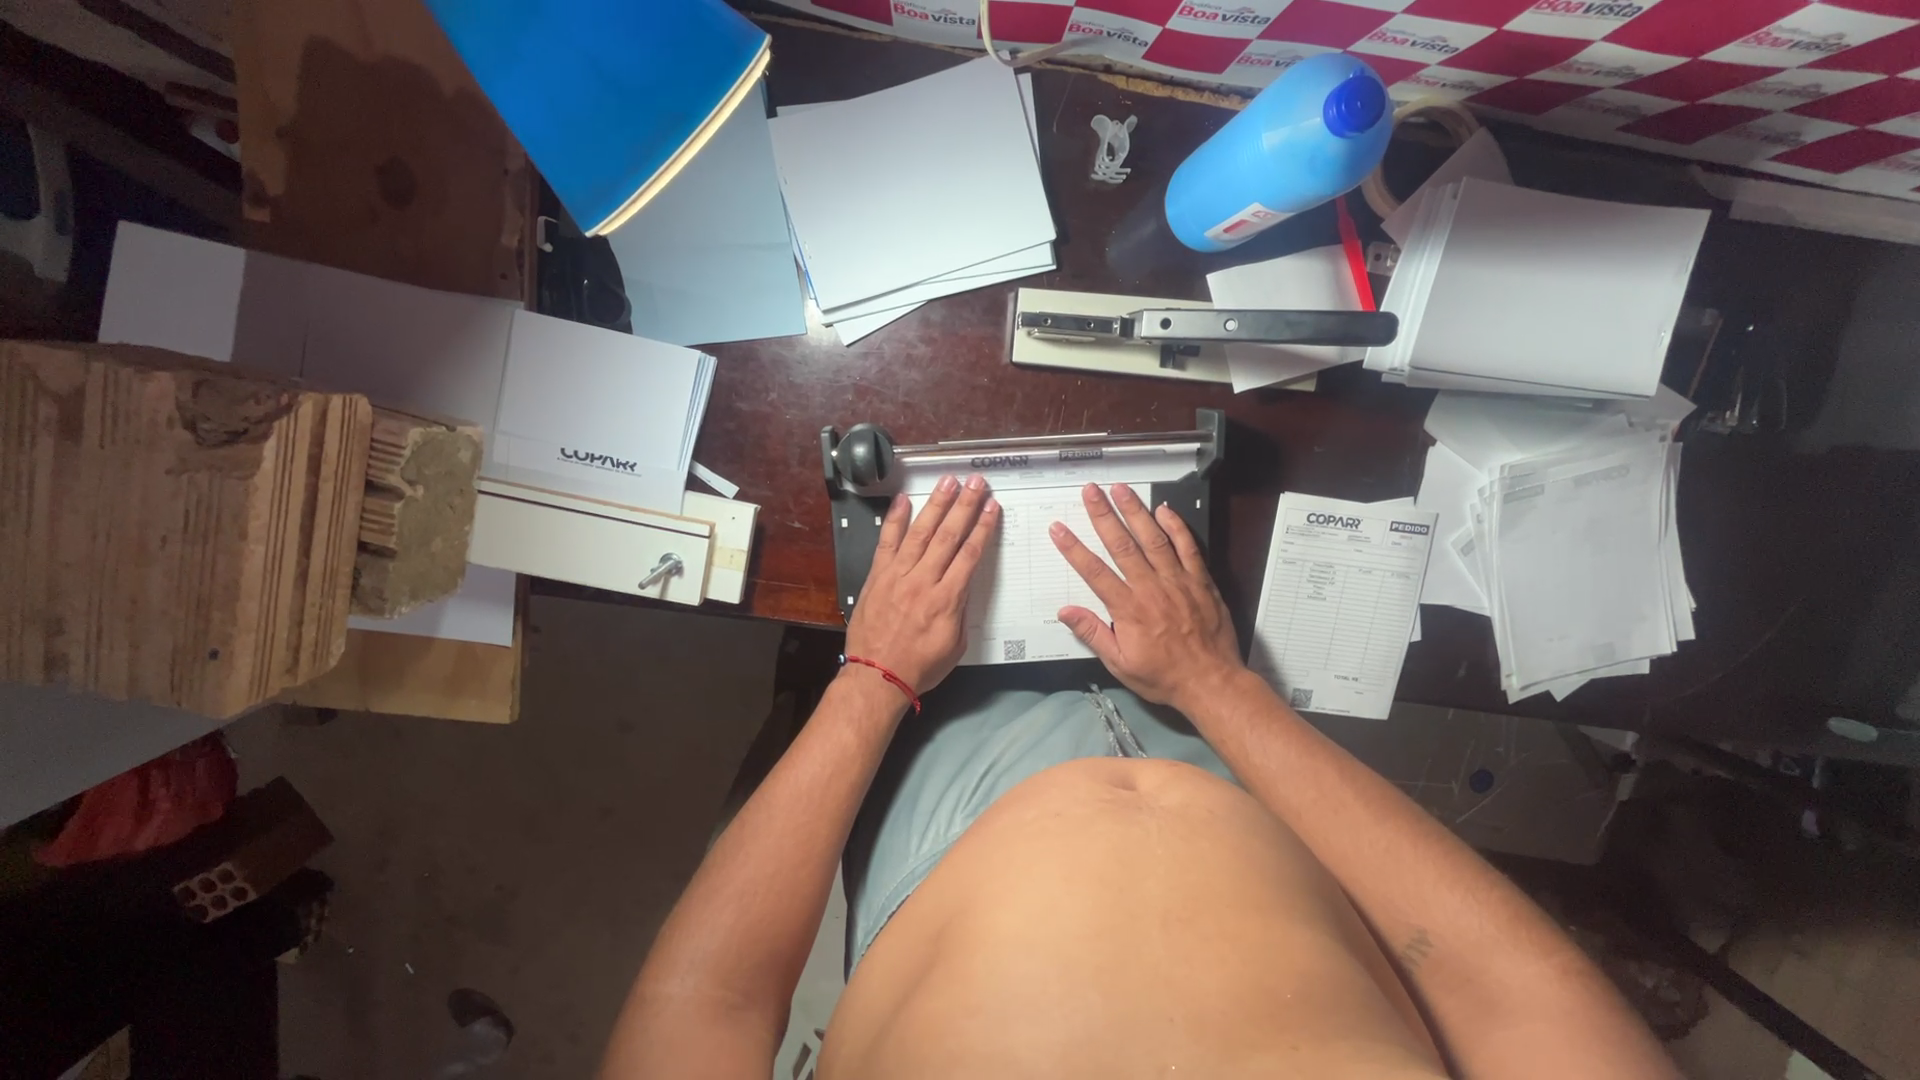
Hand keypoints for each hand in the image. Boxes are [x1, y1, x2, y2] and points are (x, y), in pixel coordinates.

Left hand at [844, 474, 999, 695]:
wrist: (876, 677)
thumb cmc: (919, 667)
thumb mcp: (955, 645)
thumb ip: (960, 611)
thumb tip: (962, 586)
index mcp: (946, 600)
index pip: (969, 555)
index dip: (982, 528)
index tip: (992, 508)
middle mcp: (922, 581)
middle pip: (948, 536)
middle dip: (964, 506)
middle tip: (976, 483)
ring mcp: (897, 576)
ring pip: (920, 532)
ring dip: (936, 505)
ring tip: (948, 482)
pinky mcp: (877, 576)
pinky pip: (886, 542)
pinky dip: (895, 520)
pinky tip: (903, 500)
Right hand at [1049, 483, 1244, 710]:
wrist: (1212, 682)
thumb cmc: (1164, 676)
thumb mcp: (1120, 663)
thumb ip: (1092, 634)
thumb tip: (1066, 612)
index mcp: (1128, 609)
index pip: (1094, 571)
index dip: (1073, 548)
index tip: (1059, 529)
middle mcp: (1151, 588)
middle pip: (1122, 544)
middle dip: (1103, 515)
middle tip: (1090, 491)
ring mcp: (1178, 581)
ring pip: (1153, 538)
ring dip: (1136, 511)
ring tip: (1121, 489)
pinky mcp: (1200, 580)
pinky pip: (1187, 547)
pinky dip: (1176, 526)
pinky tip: (1164, 510)